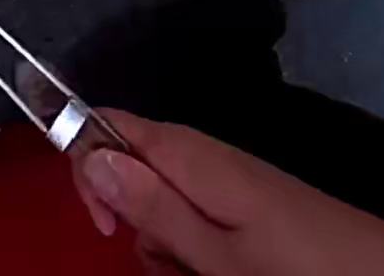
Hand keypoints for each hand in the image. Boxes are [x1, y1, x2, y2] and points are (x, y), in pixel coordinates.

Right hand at [71, 110, 383, 275]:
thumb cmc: (297, 269)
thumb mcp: (217, 254)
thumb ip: (151, 203)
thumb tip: (89, 154)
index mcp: (181, 151)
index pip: (104, 122)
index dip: (86, 164)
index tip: (104, 226)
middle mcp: (194, 152)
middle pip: (128, 166)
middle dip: (133, 218)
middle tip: (171, 263)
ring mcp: (219, 175)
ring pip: (158, 200)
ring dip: (165, 243)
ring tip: (204, 274)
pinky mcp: (240, 198)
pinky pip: (192, 215)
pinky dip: (193, 248)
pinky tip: (220, 272)